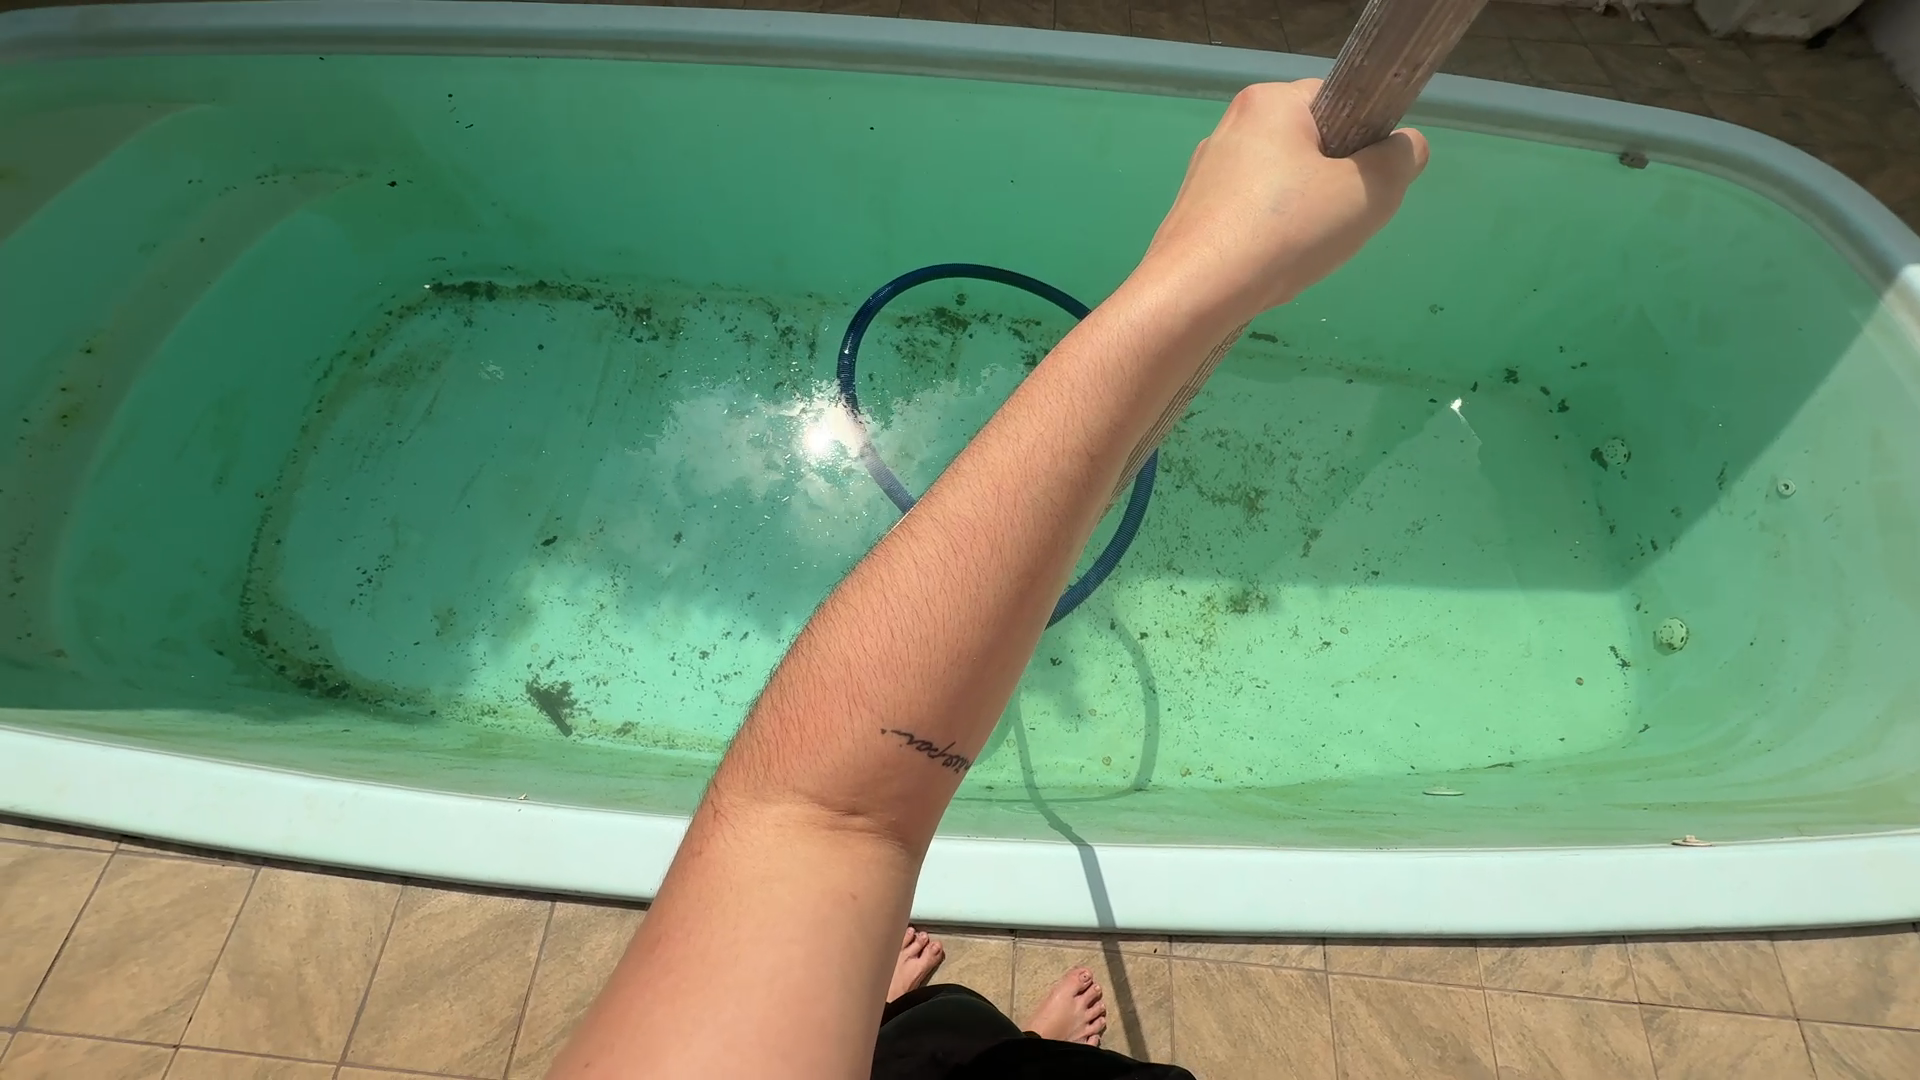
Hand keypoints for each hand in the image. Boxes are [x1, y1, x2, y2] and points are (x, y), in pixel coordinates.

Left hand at [1129, 79, 1428, 329]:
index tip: (1364, 184)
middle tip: (1334, 227)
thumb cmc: (1281, 234)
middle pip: (1305, 151)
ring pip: (1274, 192)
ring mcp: (1201, 179)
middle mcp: (1227, 131)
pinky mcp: (1187, 221)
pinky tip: (1264, 271)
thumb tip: (1403, 149)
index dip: (1362, 140)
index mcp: (1268, 104)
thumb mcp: (1367, 193)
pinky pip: (1243, 222)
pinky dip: (1262, 243)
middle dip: (1329, 188)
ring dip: (1296, 222)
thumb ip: (1397, 162)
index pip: (1338, 102)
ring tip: (1296, 255)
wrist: (1190, 298)